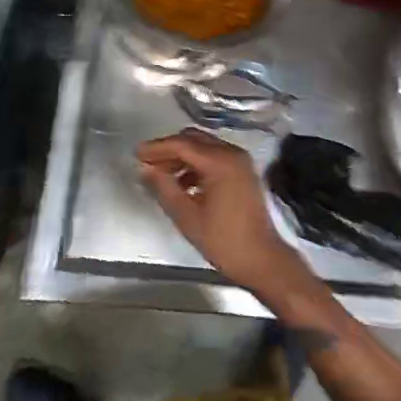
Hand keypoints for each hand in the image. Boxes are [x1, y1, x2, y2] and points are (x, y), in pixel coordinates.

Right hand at [137, 129, 306, 292]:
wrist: (263, 261)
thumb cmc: (224, 241)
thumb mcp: (187, 217)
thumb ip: (164, 189)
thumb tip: (146, 169)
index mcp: (220, 161)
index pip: (181, 144)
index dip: (157, 148)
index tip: (137, 154)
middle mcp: (232, 153)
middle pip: (193, 139)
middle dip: (169, 149)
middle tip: (148, 163)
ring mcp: (240, 161)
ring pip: (204, 147)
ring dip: (182, 156)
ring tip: (162, 175)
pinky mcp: (243, 171)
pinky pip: (215, 157)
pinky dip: (197, 164)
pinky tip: (184, 184)